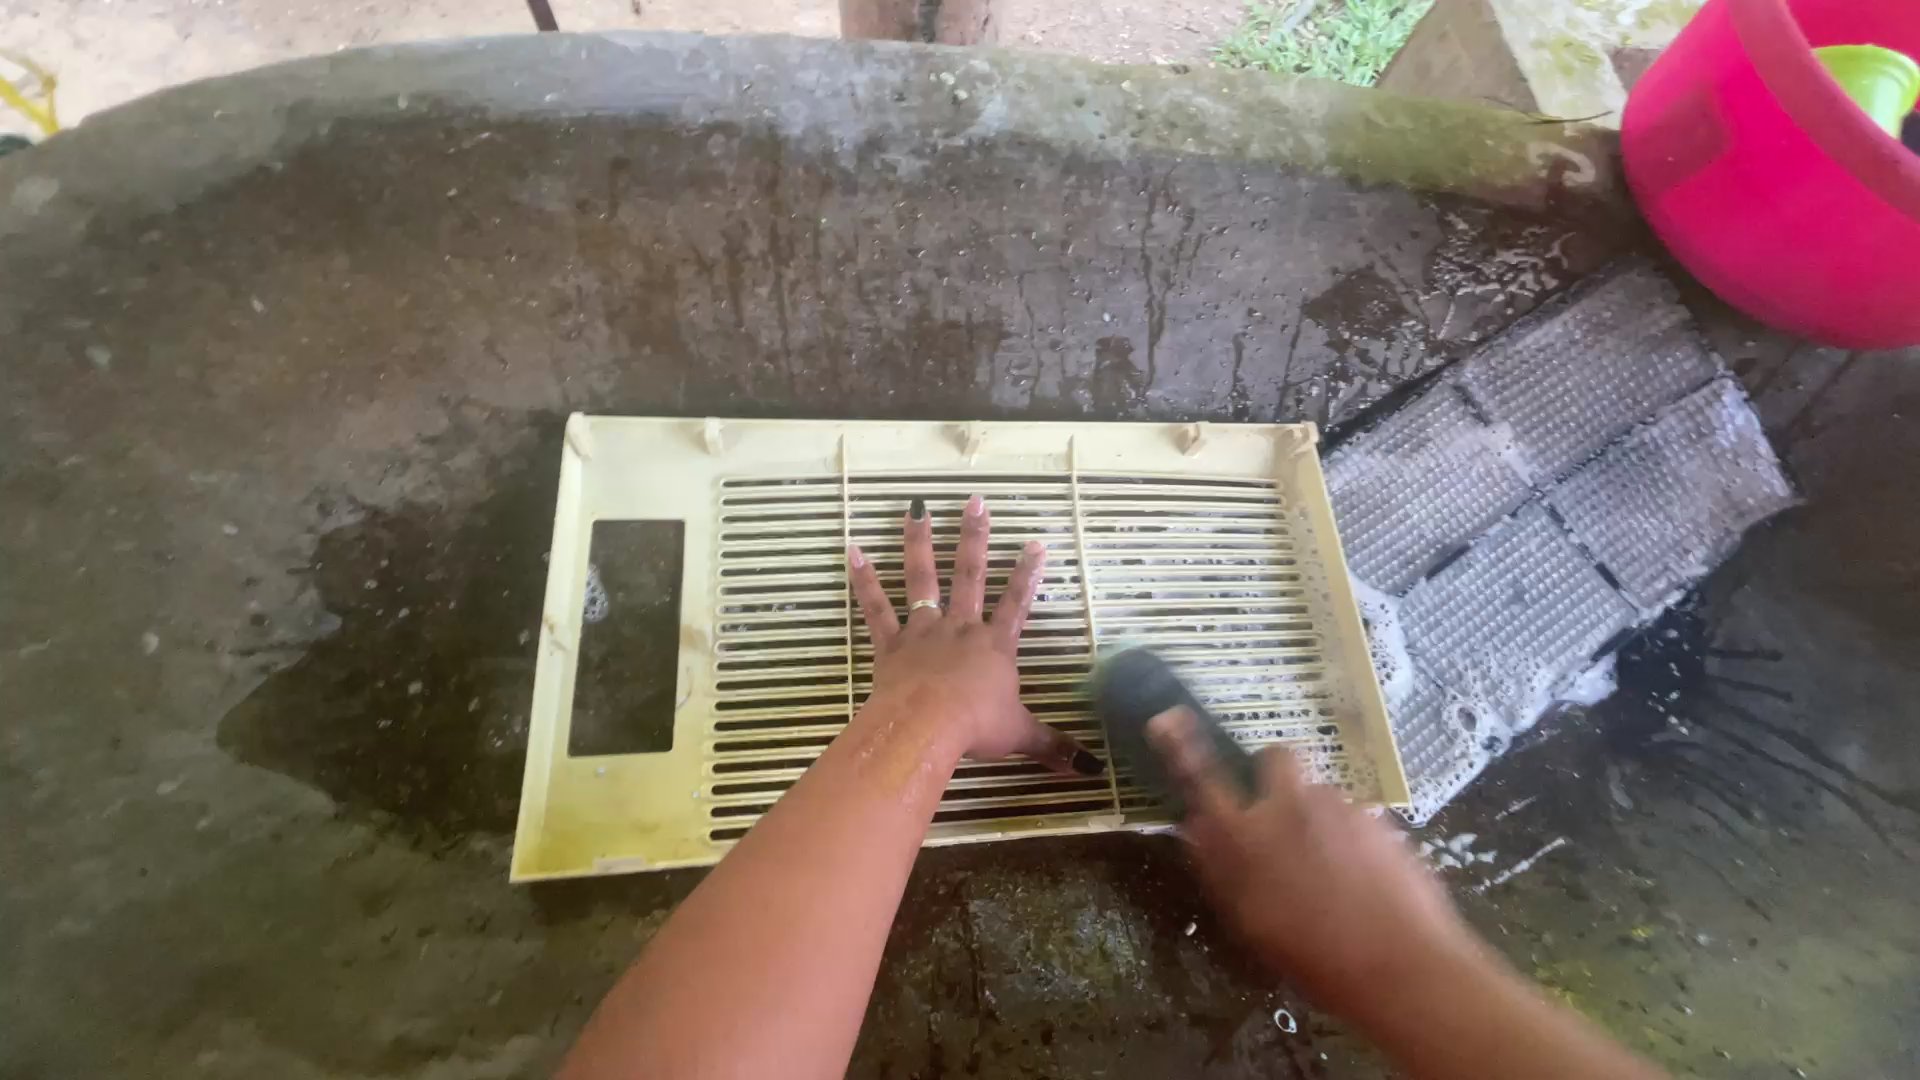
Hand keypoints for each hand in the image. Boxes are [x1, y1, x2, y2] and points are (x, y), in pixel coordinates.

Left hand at [848, 494, 1101, 776]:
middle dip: (974, 537)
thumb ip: (1053, 746)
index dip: (1027, 575)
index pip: (1016, 604)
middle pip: (970, 575)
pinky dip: (864, 580)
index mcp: (994, 646)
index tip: (1035, 543)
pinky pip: (876, 608)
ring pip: (922, 578)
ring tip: (916, 508)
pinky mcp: (892, 644)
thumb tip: (1090, 770)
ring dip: (919, 541)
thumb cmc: (977, 728)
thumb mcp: (1020, 736)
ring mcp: (924, 631)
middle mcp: (960, 628)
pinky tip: (854, 551)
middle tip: (974, 502)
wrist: (928, 728)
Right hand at [1148, 707, 1481, 1019]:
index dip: (1183, 745)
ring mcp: (1340, 808)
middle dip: (1274, 772)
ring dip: (1319, 813)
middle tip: (1282, 811)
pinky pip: (1358, 815)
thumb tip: (1194, 824)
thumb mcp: (1249, 921)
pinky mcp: (1382, 821)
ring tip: (1333, 864)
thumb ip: (1218, 865)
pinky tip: (1366, 877)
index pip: (1203, 777)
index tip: (1168, 719)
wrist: (1406, 971)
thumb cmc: (1313, 956)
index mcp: (1246, 834)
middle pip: (1275, 757)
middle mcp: (1288, 806)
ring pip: (1320, 790)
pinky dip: (1356, 836)